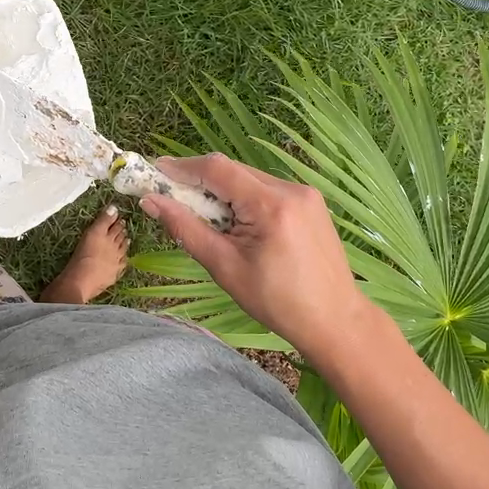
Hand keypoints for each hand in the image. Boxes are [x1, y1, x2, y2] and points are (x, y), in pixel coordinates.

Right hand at [142, 154, 378, 361]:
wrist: (337, 322)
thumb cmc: (278, 302)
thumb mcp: (225, 267)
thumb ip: (186, 228)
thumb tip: (151, 201)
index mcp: (271, 206)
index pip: (217, 169)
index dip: (183, 167)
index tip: (155, 171)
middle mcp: (291, 189)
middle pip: (232, 170)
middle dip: (200, 181)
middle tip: (173, 198)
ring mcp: (304, 193)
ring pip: (248, 178)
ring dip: (222, 190)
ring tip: (208, 220)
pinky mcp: (310, 201)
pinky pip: (266, 188)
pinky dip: (244, 197)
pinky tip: (237, 223)